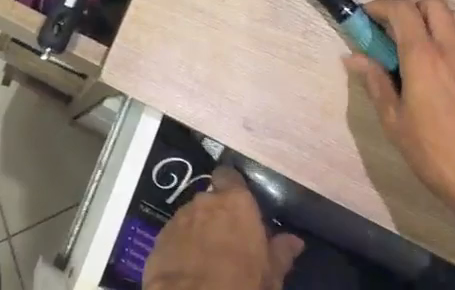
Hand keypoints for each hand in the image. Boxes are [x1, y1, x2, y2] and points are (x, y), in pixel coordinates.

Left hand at [143, 166, 303, 289]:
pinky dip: (182, 244)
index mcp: (235, 203)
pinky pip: (175, 234)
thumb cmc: (240, 285)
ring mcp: (179, 217)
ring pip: (192, 215)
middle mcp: (205, 201)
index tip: (240, 205)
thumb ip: (280, 253)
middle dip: (217, 214)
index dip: (233, 188)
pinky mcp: (160, 237)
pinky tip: (189, 265)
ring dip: (199, 229)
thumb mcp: (270, 276)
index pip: (230, 176)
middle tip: (228, 239)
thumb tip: (294, 241)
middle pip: (211, 199)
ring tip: (208, 255)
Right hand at [345, 0, 454, 232]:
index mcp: (424, 57)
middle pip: (433, 4)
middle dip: (410, 8)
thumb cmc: (435, 154)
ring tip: (420, 42)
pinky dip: (454, 37)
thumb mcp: (394, 121)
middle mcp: (452, 50)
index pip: (402, 11)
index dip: (381, 7)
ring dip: (435, 19)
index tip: (367, 17)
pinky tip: (444, 64)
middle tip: (395, 30)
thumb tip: (353, 58)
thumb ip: (375, 82)